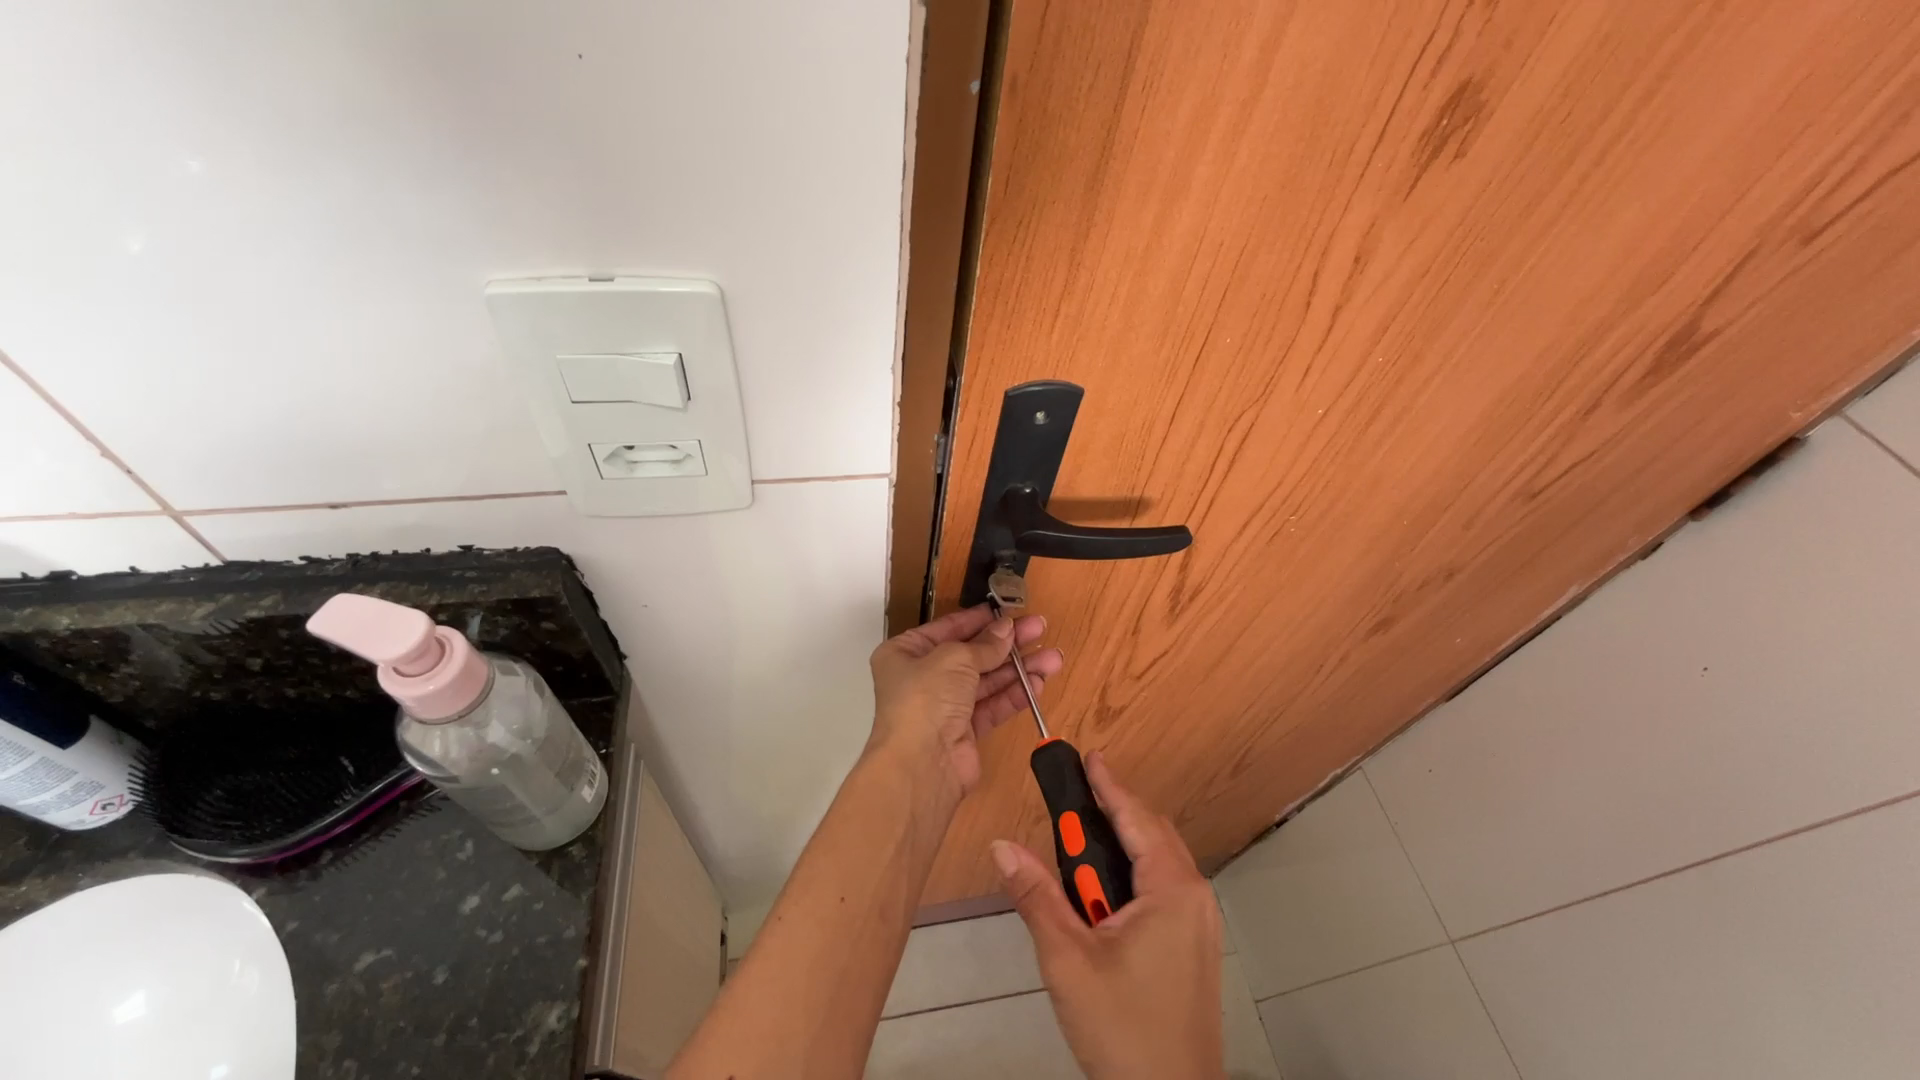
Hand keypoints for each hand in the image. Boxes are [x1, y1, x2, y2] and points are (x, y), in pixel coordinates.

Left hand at [868, 605, 1063, 794]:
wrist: (920, 764)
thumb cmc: (926, 698)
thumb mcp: (954, 658)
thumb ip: (984, 644)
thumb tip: (1007, 629)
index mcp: (906, 653)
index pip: (947, 628)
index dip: (979, 619)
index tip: (1008, 611)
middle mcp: (922, 677)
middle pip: (971, 654)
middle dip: (1007, 643)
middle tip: (1039, 628)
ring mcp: (944, 706)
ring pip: (986, 681)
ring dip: (1019, 669)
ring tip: (1053, 657)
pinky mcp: (964, 732)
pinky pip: (992, 706)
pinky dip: (1014, 694)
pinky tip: (1039, 682)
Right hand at [993, 752, 1223, 1079]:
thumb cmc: (1123, 1026)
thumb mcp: (1068, 959)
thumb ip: (1036, 896)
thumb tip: (1001, 847)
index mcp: (1172, 889)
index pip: (1136, 818)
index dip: (1108, 785)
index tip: (1088, 756)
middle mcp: (1194, 897)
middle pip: (1152, 835)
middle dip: (1113, 814)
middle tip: (1071, 802)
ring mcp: (1199, 924)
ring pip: (1158, 864)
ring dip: (1120, 848)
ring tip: (1079, 847)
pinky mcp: (1194, 947)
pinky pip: (1163, 889)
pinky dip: (1132, 876)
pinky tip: (1102, 894)